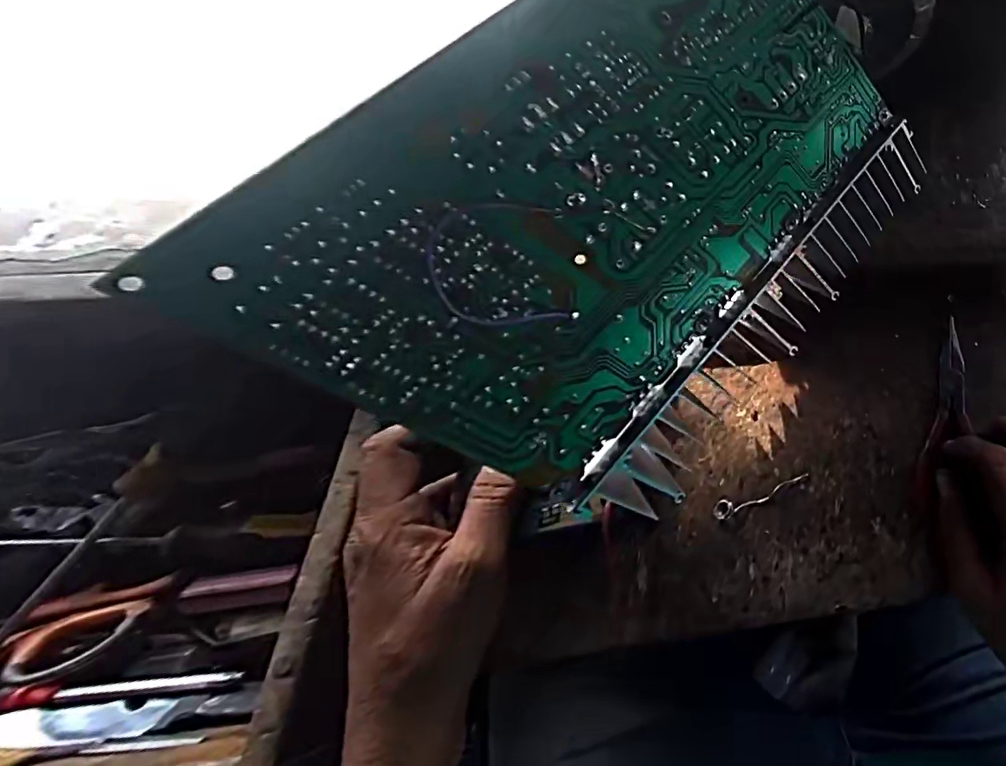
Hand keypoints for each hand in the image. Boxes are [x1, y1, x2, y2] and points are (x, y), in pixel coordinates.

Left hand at [343, 426, 516, 765]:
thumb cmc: (436, 636)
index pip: (390, 447)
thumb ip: (495, 501)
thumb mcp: (477, 563)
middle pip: (414, 462)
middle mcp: (381, 527)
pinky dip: (474, 499)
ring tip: (522, 454)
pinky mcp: (410, 563)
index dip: (430, 416)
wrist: (406, 709)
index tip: (482, 399)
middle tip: (515, 421)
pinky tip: (511, 499)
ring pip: (432, 488)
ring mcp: (394, 547)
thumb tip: (519, 448)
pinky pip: (441, 513)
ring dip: (475, 471)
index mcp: (385, 522)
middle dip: (466, 440)